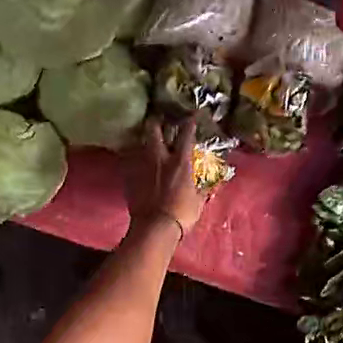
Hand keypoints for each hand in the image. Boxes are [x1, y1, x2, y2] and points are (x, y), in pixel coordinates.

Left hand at [124, 118, 210, 238]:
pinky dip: (136, 161)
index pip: (185, 135)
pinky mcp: (129, 177)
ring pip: (141, 145)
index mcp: (180, 161)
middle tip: (159, 120)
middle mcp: (159, 158)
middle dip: (156, 122)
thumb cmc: (182, 213)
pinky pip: (132, 163)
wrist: (155, 227)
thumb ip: (204, 190)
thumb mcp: (198, 201)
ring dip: (146, 142)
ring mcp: (142, 166)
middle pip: (154, 131)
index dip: (189, 123)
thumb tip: (213, 186)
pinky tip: (139, 164)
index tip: (191, 116)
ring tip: (148, 141)